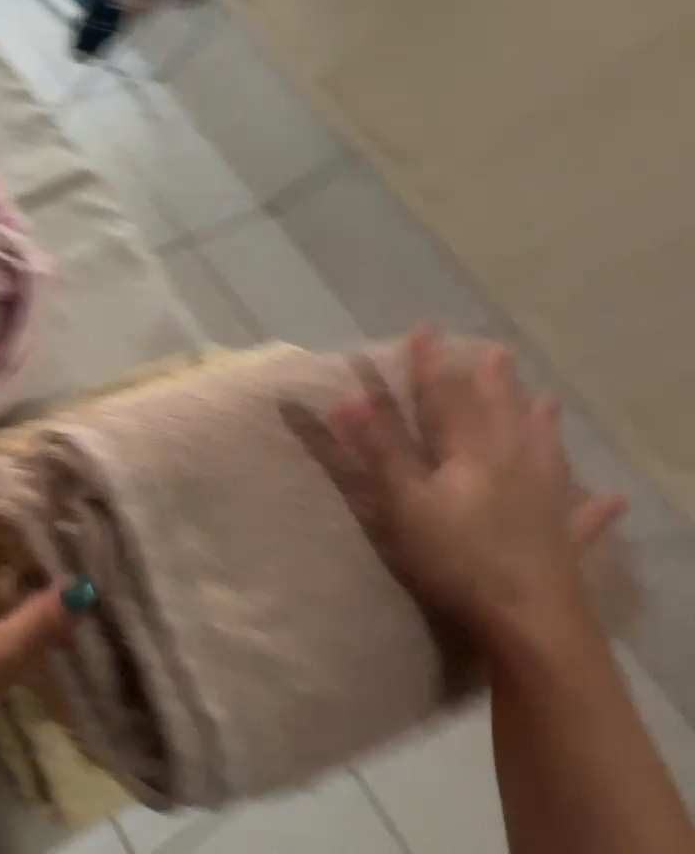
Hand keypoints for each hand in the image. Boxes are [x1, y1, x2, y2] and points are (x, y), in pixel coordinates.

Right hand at [288, 327, 625, 646]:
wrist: (531, 624)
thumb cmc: (457, 557)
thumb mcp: (402, 501)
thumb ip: (378, 449)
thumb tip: (347, 398)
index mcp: (473, 453)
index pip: (446, 397)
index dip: (432, 365)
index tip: (423, 331)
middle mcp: (516, 466)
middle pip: (501, 415)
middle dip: (491, 383)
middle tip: (494, 351)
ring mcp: (547, 502)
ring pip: (544, 451)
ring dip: (541, 424)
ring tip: (548, 400)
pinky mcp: (562, 540)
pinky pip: (582, 515)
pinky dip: (593, 505)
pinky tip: (609, 500)